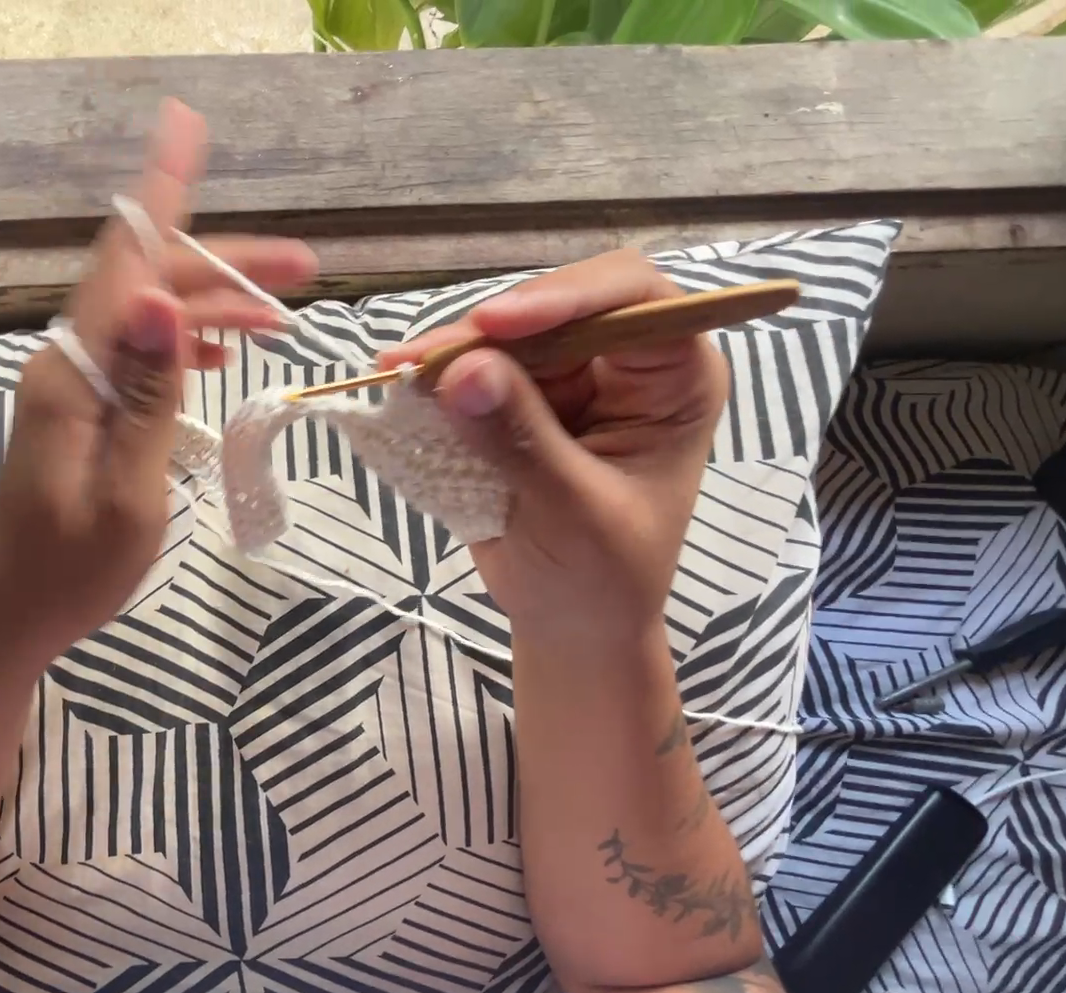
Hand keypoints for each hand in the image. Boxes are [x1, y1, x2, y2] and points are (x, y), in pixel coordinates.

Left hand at [0, 100, 316, 662]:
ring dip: (212, 308)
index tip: (186, 129)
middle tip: (305, 275)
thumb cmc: (76, 570)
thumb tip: (161, 298)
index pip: (122, 264)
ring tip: (279, 321)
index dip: (161, 195)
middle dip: (224, 269)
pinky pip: (139, 355)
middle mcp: (67, 363)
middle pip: (146, 286)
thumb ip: (146, 396)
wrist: (19, 610)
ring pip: (147, 318)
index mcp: (73, 376)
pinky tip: (221, 356)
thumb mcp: (128, 490)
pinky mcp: (82, 407)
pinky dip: (185, 345)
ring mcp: (72, 383)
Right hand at [378, 249, 727, 640]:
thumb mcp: (567, 510)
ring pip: (505, 339)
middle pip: (556, 312)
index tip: (493, 327)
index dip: (566, 299)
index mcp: (671, 382)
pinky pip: (474, 373)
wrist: (568, 621)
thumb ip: (518, 439)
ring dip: (449, 352)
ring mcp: (567, 383)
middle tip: (421, 358)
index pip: (635, 303)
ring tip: (394, 371)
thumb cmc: (598, 576)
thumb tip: (459, 371)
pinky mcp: (518, 404)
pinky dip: (436, 380)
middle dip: (488, 332)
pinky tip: (399, 384)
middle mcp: (620, 367)